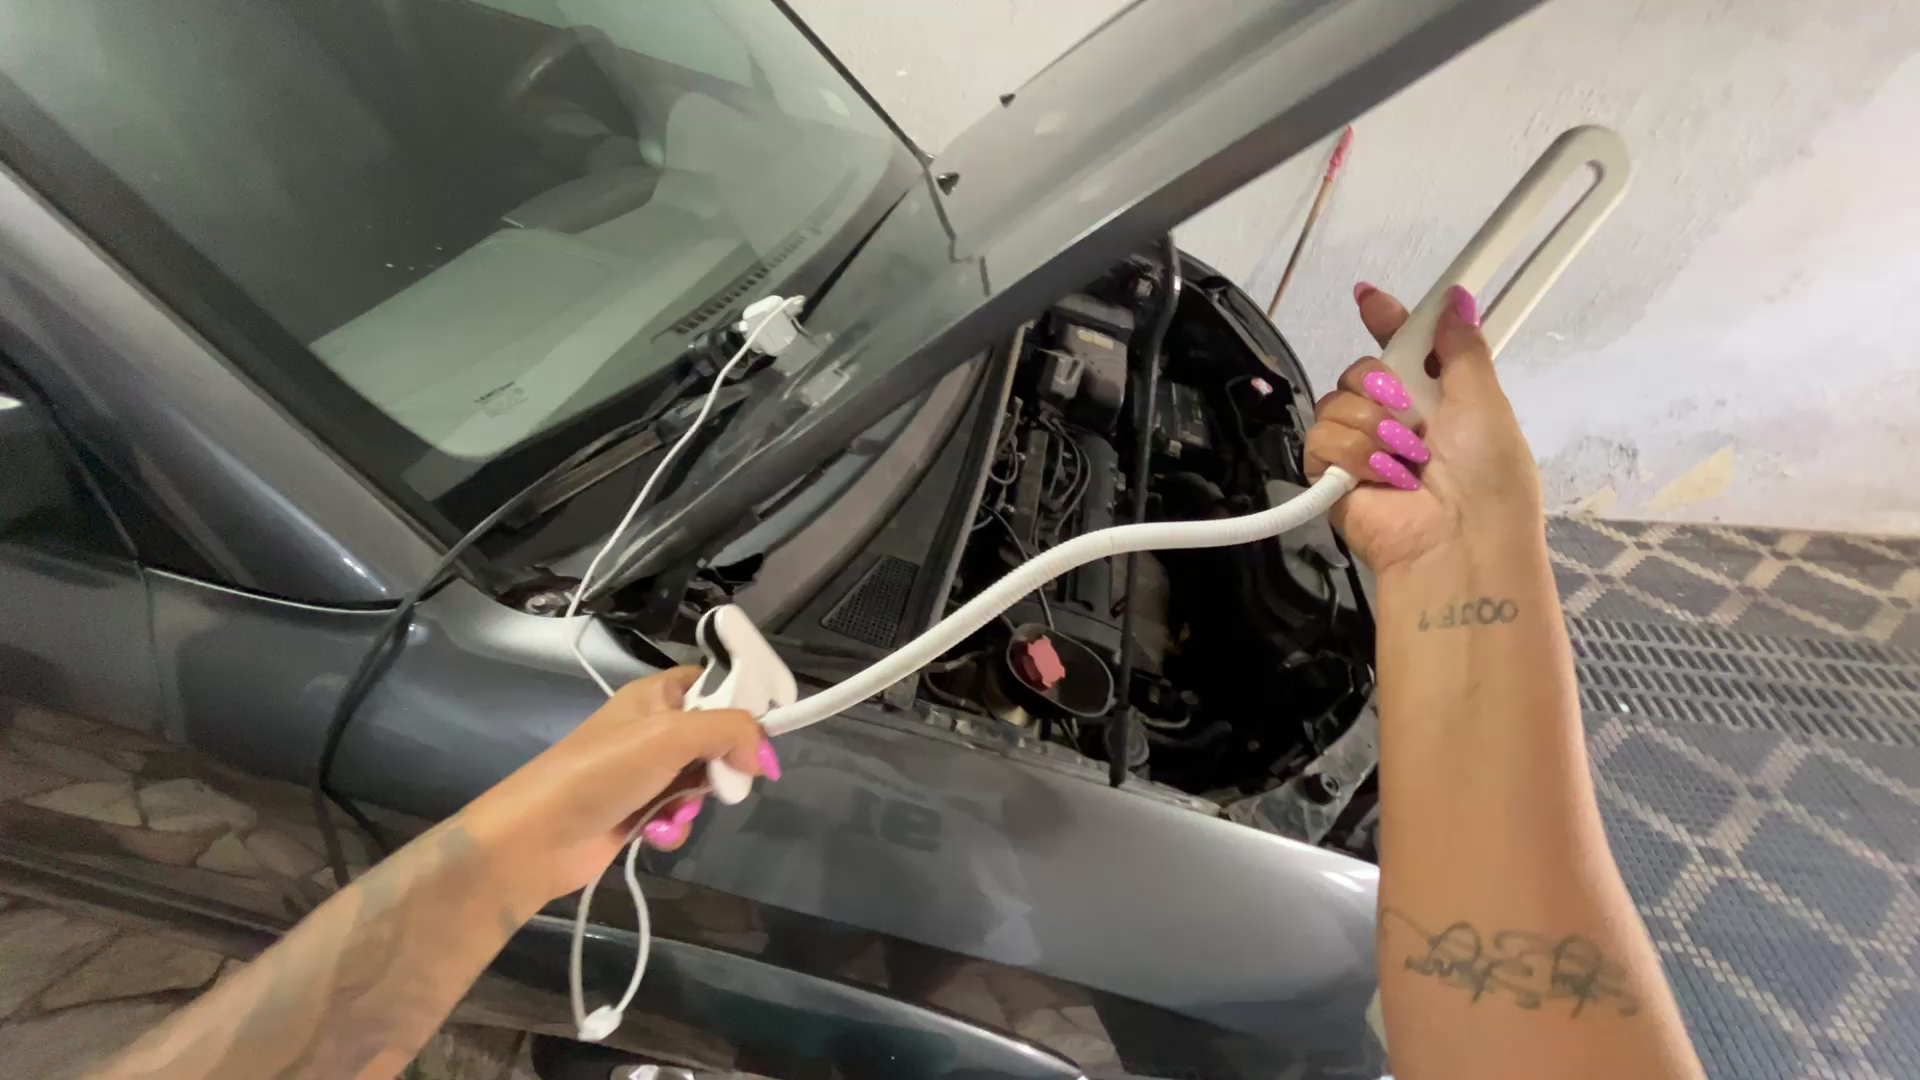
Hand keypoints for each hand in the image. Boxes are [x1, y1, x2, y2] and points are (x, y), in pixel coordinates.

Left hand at [457, 668, 778, 911]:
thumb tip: (763, 757)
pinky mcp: (643, 809)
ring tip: (677, 810)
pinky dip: (678, 823)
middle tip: (726, 777)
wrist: (534, 841)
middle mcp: (657, 728)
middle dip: (725, 761)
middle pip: (720, 735)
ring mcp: (650, 771)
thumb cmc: (601, 771)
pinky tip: (659, 832)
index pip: (718, 682)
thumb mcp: (669, 735)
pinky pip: (685, 810)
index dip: (747, 701)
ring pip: (706, 777)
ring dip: (700, 798)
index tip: (772, 725)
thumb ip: (729, 731)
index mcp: (658, 695)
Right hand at [1305, 283, 1543, 575]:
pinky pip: (1319, 440)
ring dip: (1372, 430)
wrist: (1453, 538)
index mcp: (1431, 396)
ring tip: (1401, 461)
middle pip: (1357, 372)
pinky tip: (1377, 476)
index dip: (1384, 320)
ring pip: (1334, 404)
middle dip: (1379, 388)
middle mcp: (1390, 418)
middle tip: (1409, 416)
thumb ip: (1461, 349)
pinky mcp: (1328, 473)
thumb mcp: (1485, 402)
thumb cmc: (1485, 475)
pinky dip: (1352, 456)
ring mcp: (1356, 446)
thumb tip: (1457, 298)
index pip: (1397, 348)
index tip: (1368, 297)